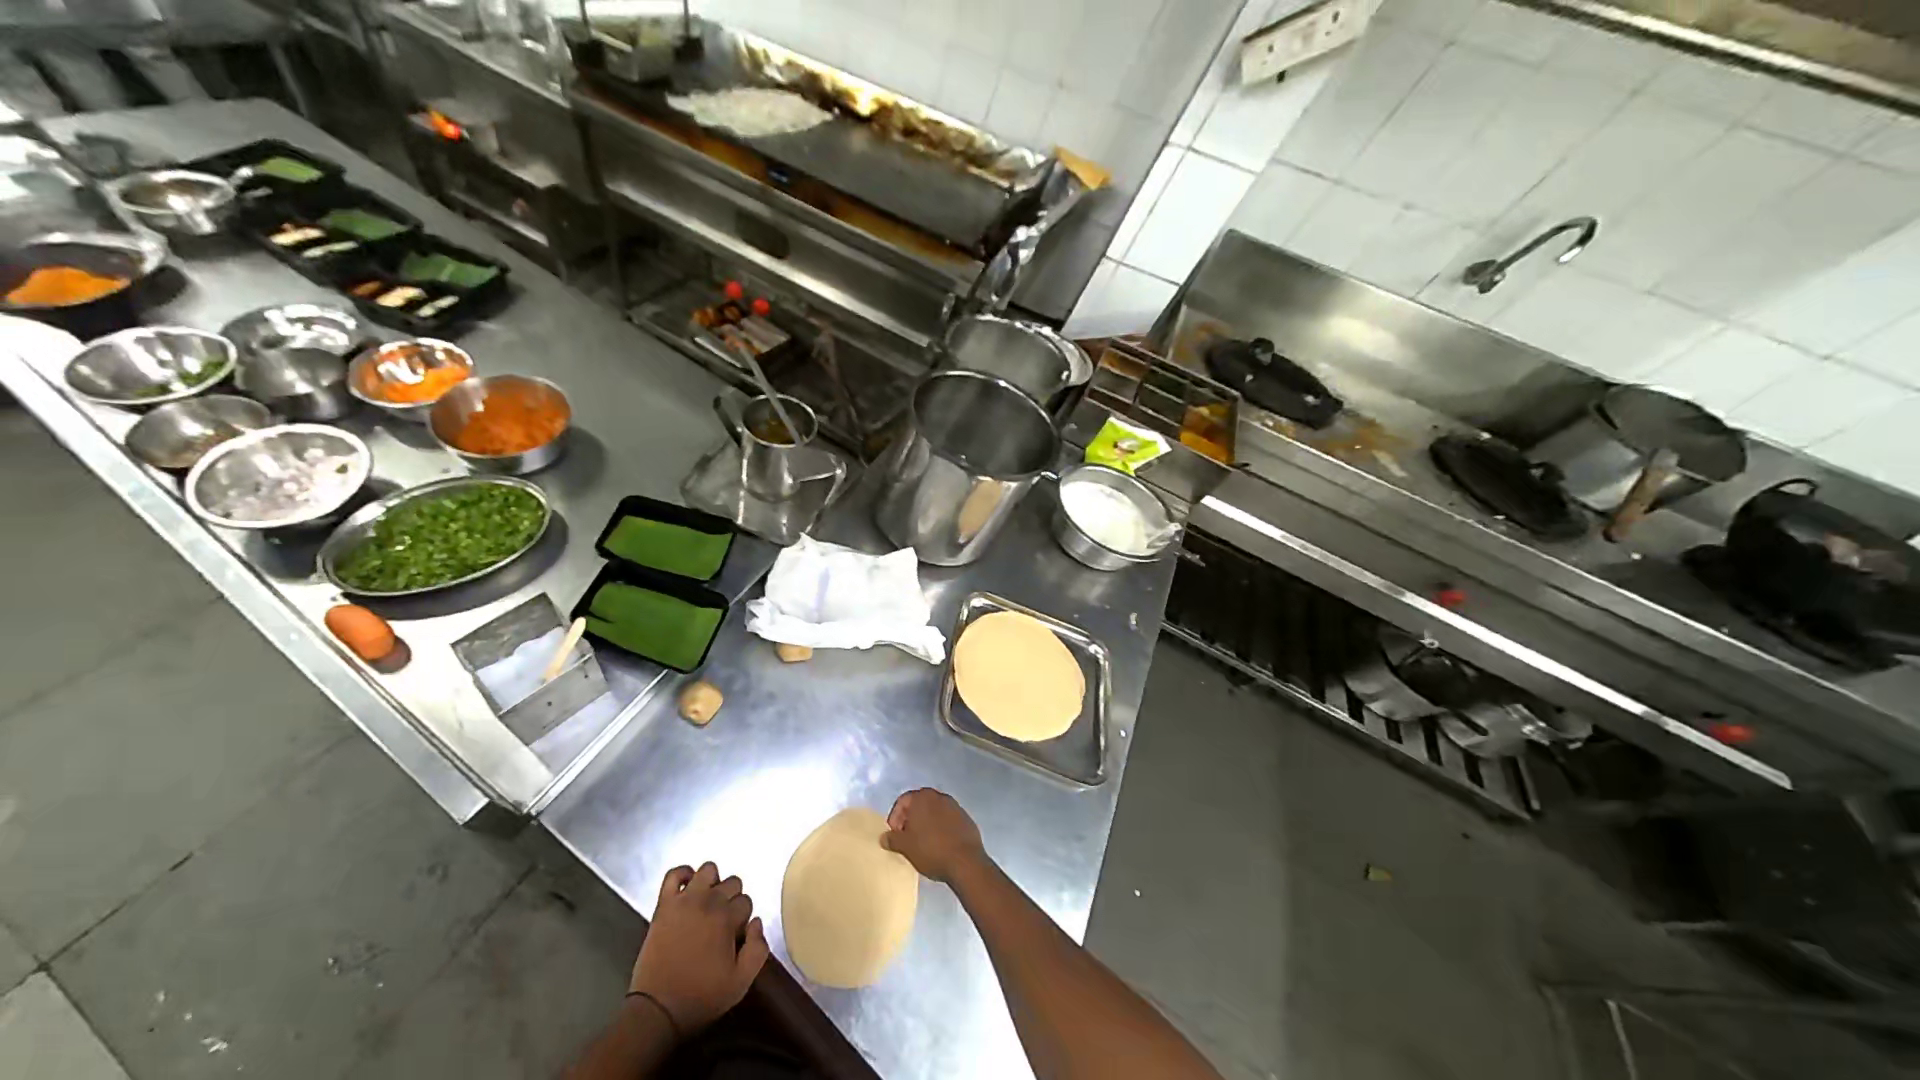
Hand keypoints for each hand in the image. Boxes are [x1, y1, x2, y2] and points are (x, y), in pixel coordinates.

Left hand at [629, 862, 768, 1034]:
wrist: (657, 1010)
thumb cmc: (701, 996)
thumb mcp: (741, 982)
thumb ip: (758, 949)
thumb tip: (757, 922)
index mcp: (726, 919)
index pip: (746, 902)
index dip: (743, 919)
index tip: (735, 937)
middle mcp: (707, 902)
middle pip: (732, 883)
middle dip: (732, 899)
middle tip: (723, 923)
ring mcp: (683, 901)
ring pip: (708, 870)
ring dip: (713, 883)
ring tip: (708, 905)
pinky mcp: (663, 905)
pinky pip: (674, 874)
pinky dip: (683, 875)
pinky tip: (688, 890)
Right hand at [882, 788, 988, 883]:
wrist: (965, 862)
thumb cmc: (930, 850)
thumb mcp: (906, 847)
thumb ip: (892, 839)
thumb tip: (884, 837)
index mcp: (922, 798)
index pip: (902, 801)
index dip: (895, 817)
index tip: (895, 834)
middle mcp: (939, 797)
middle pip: (919, 804)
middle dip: (910, 819)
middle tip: (906, 837)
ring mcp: (955, 806)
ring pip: (934, 811)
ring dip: (926, 823)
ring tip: (922, 842)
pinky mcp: (966, 818)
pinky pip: (947, 819)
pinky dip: (940, 828)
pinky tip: (939, 844)